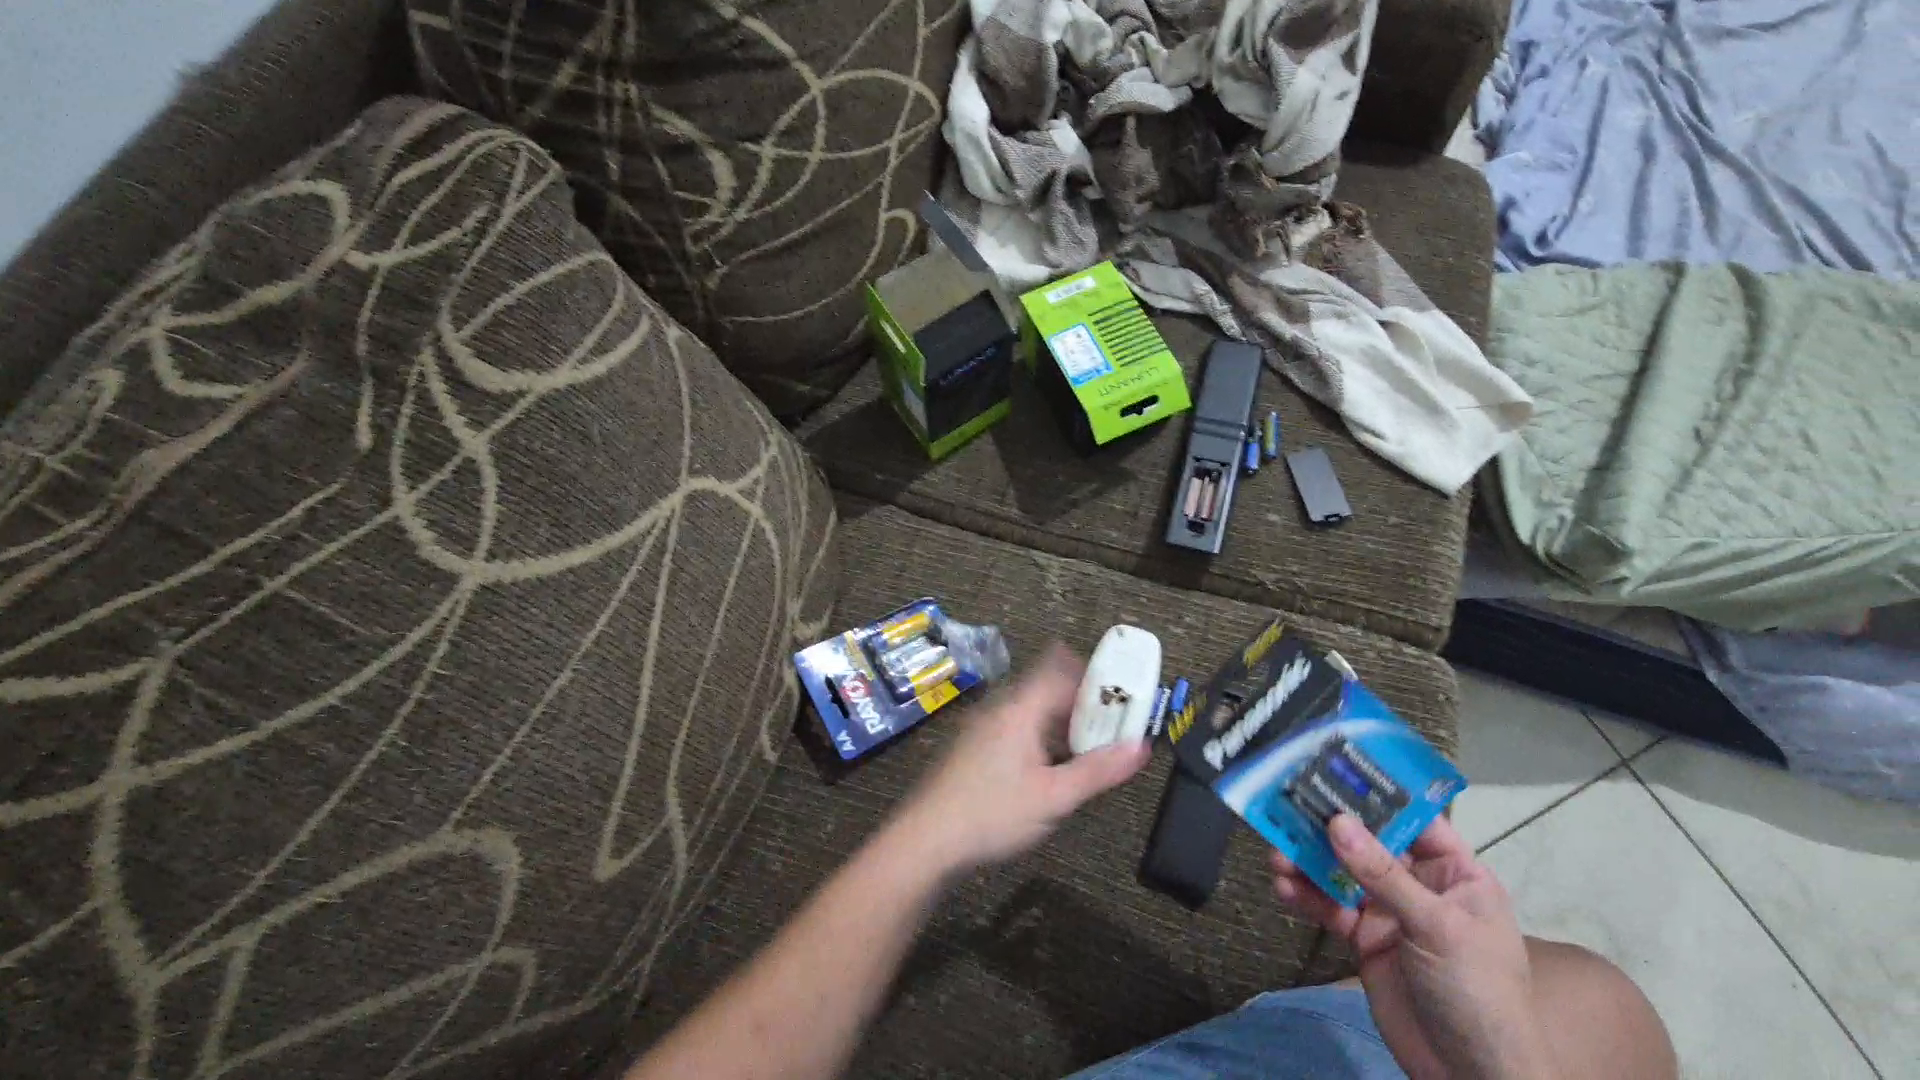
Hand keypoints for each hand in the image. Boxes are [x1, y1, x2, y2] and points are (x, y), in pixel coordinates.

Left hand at [891, 645, 1150, 875]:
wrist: (926, 840)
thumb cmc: (992, 814)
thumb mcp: (1054, 797)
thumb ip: (1098, 770)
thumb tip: (1141, 746)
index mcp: (1020, 709)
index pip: (1060, 671)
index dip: (1093, 676)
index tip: (1122, 690)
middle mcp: (1000, 709)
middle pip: (1046, 688)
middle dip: (1081, 701)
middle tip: (1114, 722)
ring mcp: (982, 728)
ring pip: (1030, 711)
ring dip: (1061, 722)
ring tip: (1090, 746)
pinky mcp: (973, 749)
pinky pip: (1016, 729)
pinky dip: (1041, 737)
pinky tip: (1051, 767)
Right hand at [1271, 816, 1557, 1079]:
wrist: (1472, 1075)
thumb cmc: (1478, 990)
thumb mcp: (1437, 927)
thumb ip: (1383, 875)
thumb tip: (1337, 822)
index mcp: (1457, 874)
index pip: (1414, 821)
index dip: (1376, 795)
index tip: (1333, 769)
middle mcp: (1420, 885)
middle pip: (1368, 844)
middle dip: (1329, 829)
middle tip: (1288, 806)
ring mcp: (1389, 913)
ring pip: (1341, 874)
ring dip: (1308, 862)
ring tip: (1276, 853)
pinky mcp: (1362, 940)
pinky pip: (1329, 908)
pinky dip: (1305, 897)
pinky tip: (1283, 887)